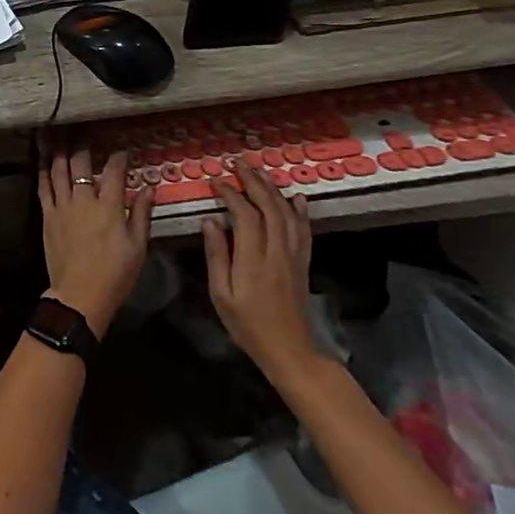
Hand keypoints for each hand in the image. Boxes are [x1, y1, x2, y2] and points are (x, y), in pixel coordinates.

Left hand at [36, 137, 152, 335]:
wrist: (81, 291)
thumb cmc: (116, 272)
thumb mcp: (138, 245)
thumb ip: (140, 213)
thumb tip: (148, 188)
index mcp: (109, 207)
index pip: (114, 172)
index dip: (117, 158)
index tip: (121, 151)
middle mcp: (83, 200)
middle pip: (81, 165)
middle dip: (84, 149)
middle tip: (85, 139)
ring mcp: (62, 206)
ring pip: (58, 172)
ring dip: (60, 155)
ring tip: (62, 143)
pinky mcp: (47, 216)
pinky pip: (43, 189)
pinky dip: (44, 174)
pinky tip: (44, 164)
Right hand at [204, 163, 318, 381]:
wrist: (289, 349)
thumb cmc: (246, 323)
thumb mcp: (220, 292)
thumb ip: (216, 255)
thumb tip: (211, 221)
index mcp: (253, 260)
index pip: (245, 216)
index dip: (231, 194)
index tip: (215, 181)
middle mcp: (278, 253)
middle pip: (270, 209)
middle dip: (254, 184)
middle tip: (238, 165)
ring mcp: (294, 257)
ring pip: (288, 216)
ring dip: (274, 191)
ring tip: (260, 173)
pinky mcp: (302, 263)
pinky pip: (304, 231)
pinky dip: (300, 211)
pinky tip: (295, 198)